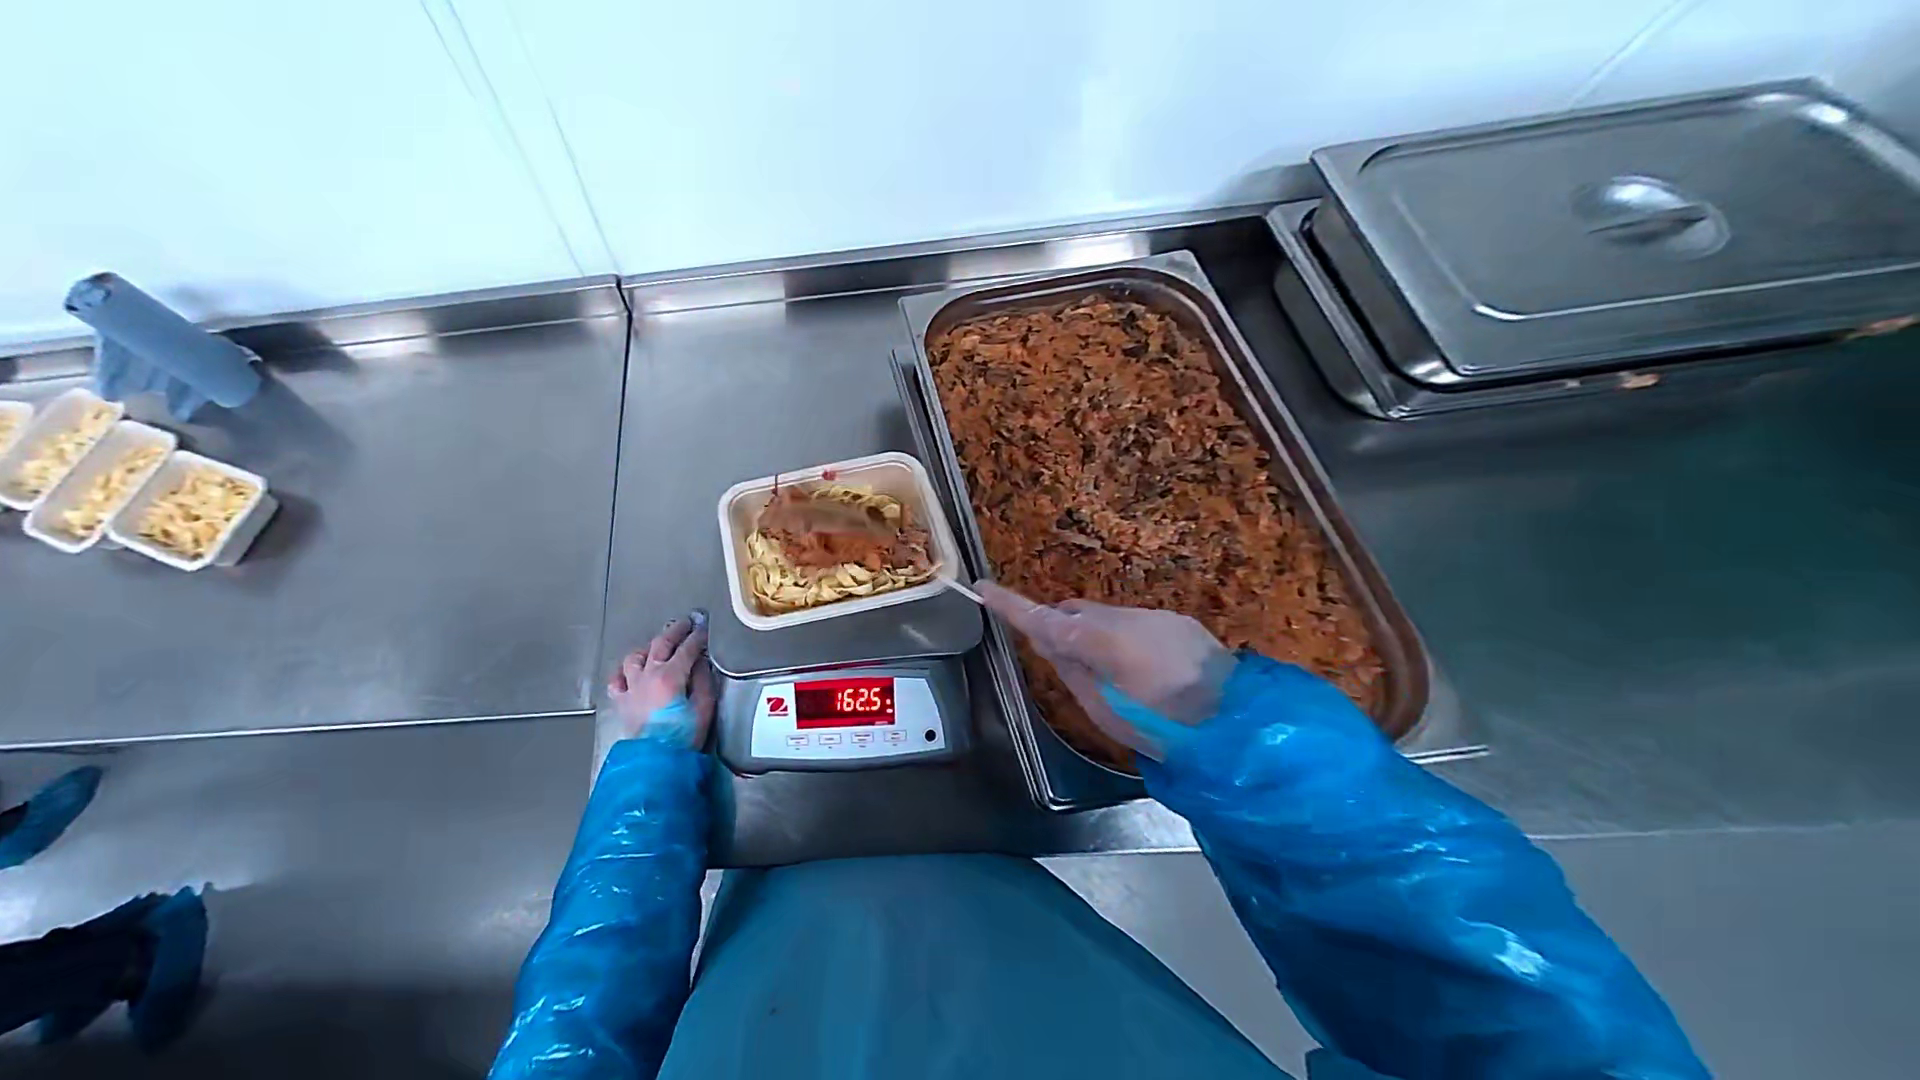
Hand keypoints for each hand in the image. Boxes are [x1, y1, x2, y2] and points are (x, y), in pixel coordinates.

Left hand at [608, 612, 715, 748]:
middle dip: (675, 631)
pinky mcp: (621, 701)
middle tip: (685, 623)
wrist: (658, 760)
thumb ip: (703, 679)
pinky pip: (617, 680)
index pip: (687, 648)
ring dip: (649, 648)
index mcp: (671, 676)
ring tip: (658, 646)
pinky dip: (624, 672)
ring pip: (635, 657)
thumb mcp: (705, 706)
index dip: (698, 636)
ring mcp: (631, 687)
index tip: (705, 628)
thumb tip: (700, 661)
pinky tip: (631, 671)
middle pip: (661, 644)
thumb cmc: (686, 735)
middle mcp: (648, 676)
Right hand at [978, 582, 1233, 758]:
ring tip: (1118, 676)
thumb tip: (1050, 644)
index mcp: (1093, 642)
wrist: (1232, 717)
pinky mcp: (1173, 620)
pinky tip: (1148, 671)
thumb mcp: (1102, 709)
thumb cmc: (1158, 724)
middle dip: (1062, 629)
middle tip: (1065, 662)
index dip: (1008, 604)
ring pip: (1105, 617)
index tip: (983, 587)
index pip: (1040, 618)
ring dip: (1097, 636)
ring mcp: (1148, 614)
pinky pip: (1134, 624)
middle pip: (1073, 614)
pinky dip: (1126, 640)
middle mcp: (1117, 616)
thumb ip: (1072, 671)